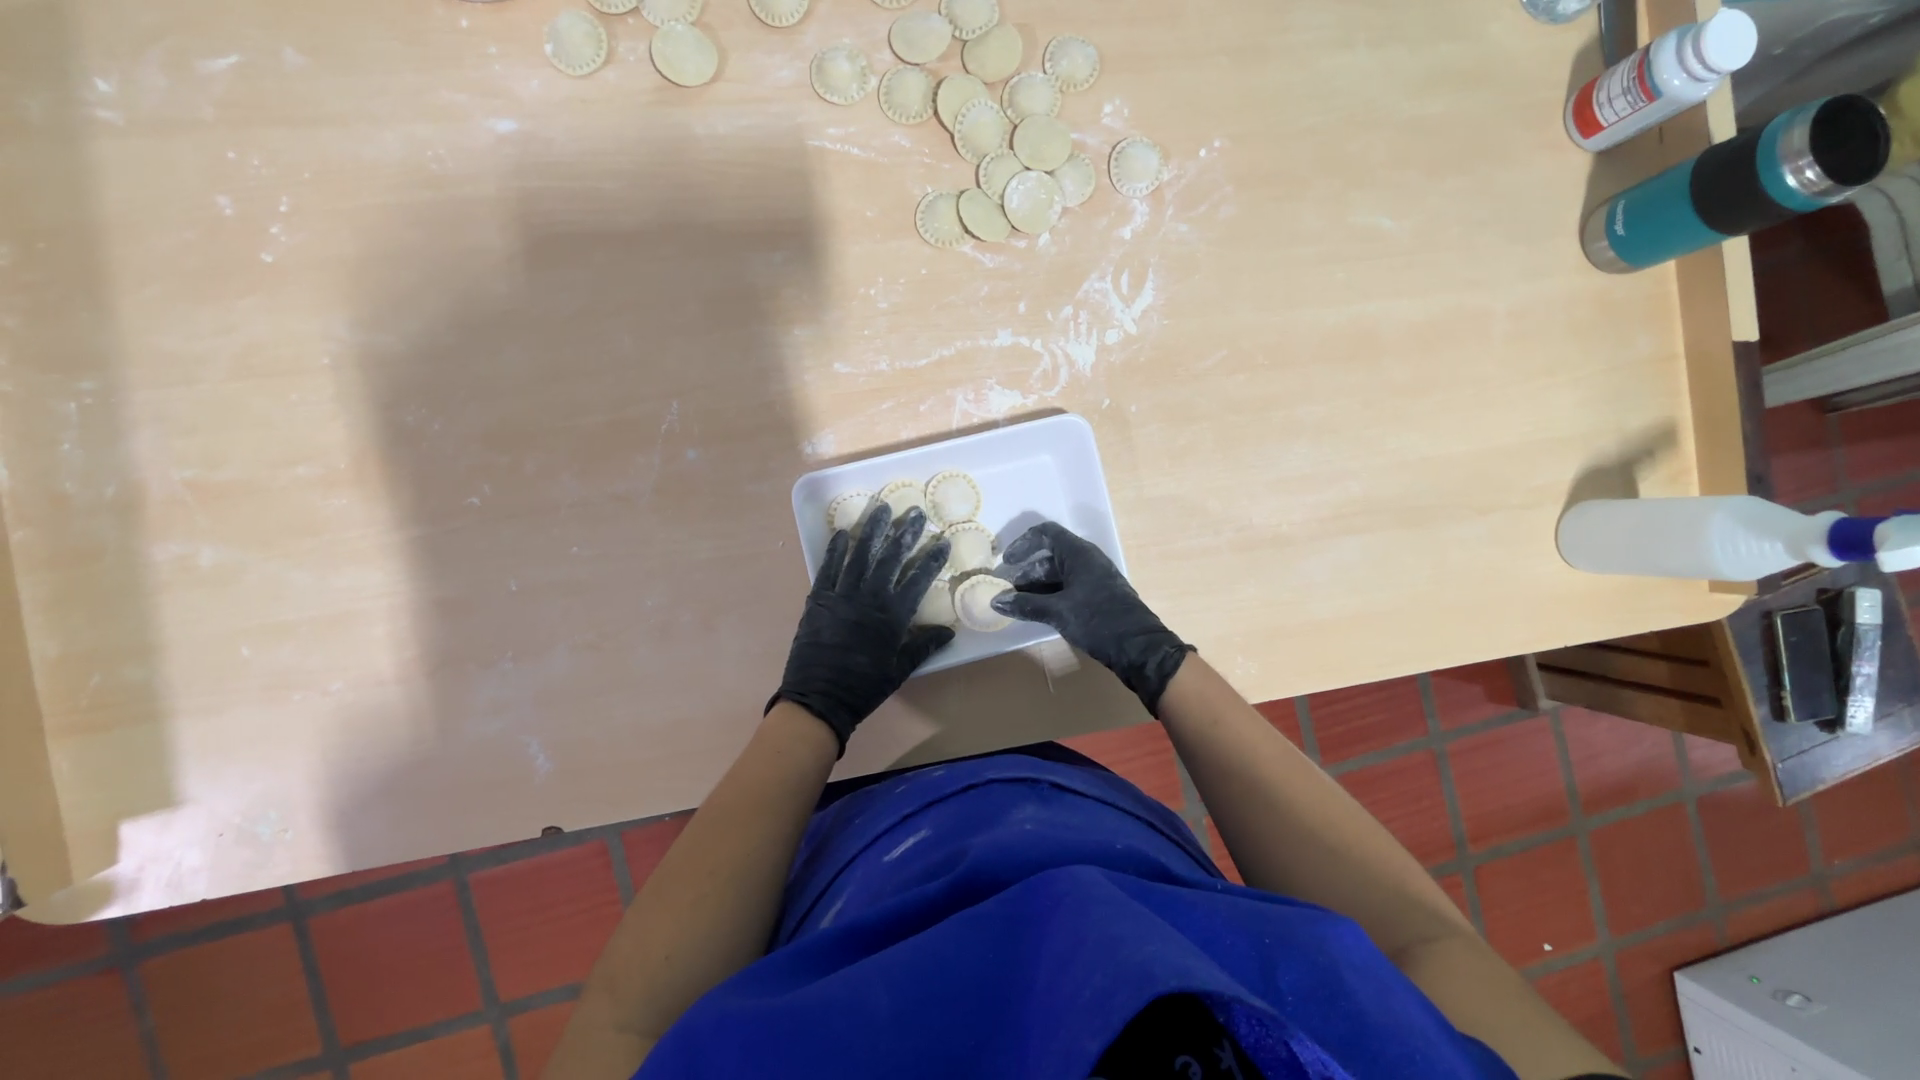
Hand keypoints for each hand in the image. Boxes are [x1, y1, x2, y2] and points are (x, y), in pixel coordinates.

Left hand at [770, 503, 954, 753]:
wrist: (819, 698)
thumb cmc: (864, 686)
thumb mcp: (900, 670)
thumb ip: (923, 646)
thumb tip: (949, 632)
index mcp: (893, 616)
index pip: (918, 579)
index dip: (931, 559)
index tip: (942, 541)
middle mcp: (869, 597)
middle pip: (890, 557)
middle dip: (904, 533)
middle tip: (915, 513)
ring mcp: (841, 594)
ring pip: (860, 554)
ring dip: (871, 530)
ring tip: (881, 508)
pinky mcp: (818, 598)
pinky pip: (828, 567)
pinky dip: (835, 549)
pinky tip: (841, 532)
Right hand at [992, 521, 1193, 715]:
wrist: (1139, 647)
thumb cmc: (1098, 620)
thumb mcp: (1058, 612)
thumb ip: (1026, 605)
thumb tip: (996, 601)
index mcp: (1079, 554)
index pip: (1046, 534)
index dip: (1023, 543)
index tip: (1006, 562)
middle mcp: (1086, 562)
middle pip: (1049, 557)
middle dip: (1025, 572)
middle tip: (1005, 590)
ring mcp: (1093, 581)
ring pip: (1057, 576)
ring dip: (1035, 588)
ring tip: (1015, 604)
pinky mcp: (1096, 599)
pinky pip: (1066, 590)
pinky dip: (1048, 598)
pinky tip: (1035, 613)